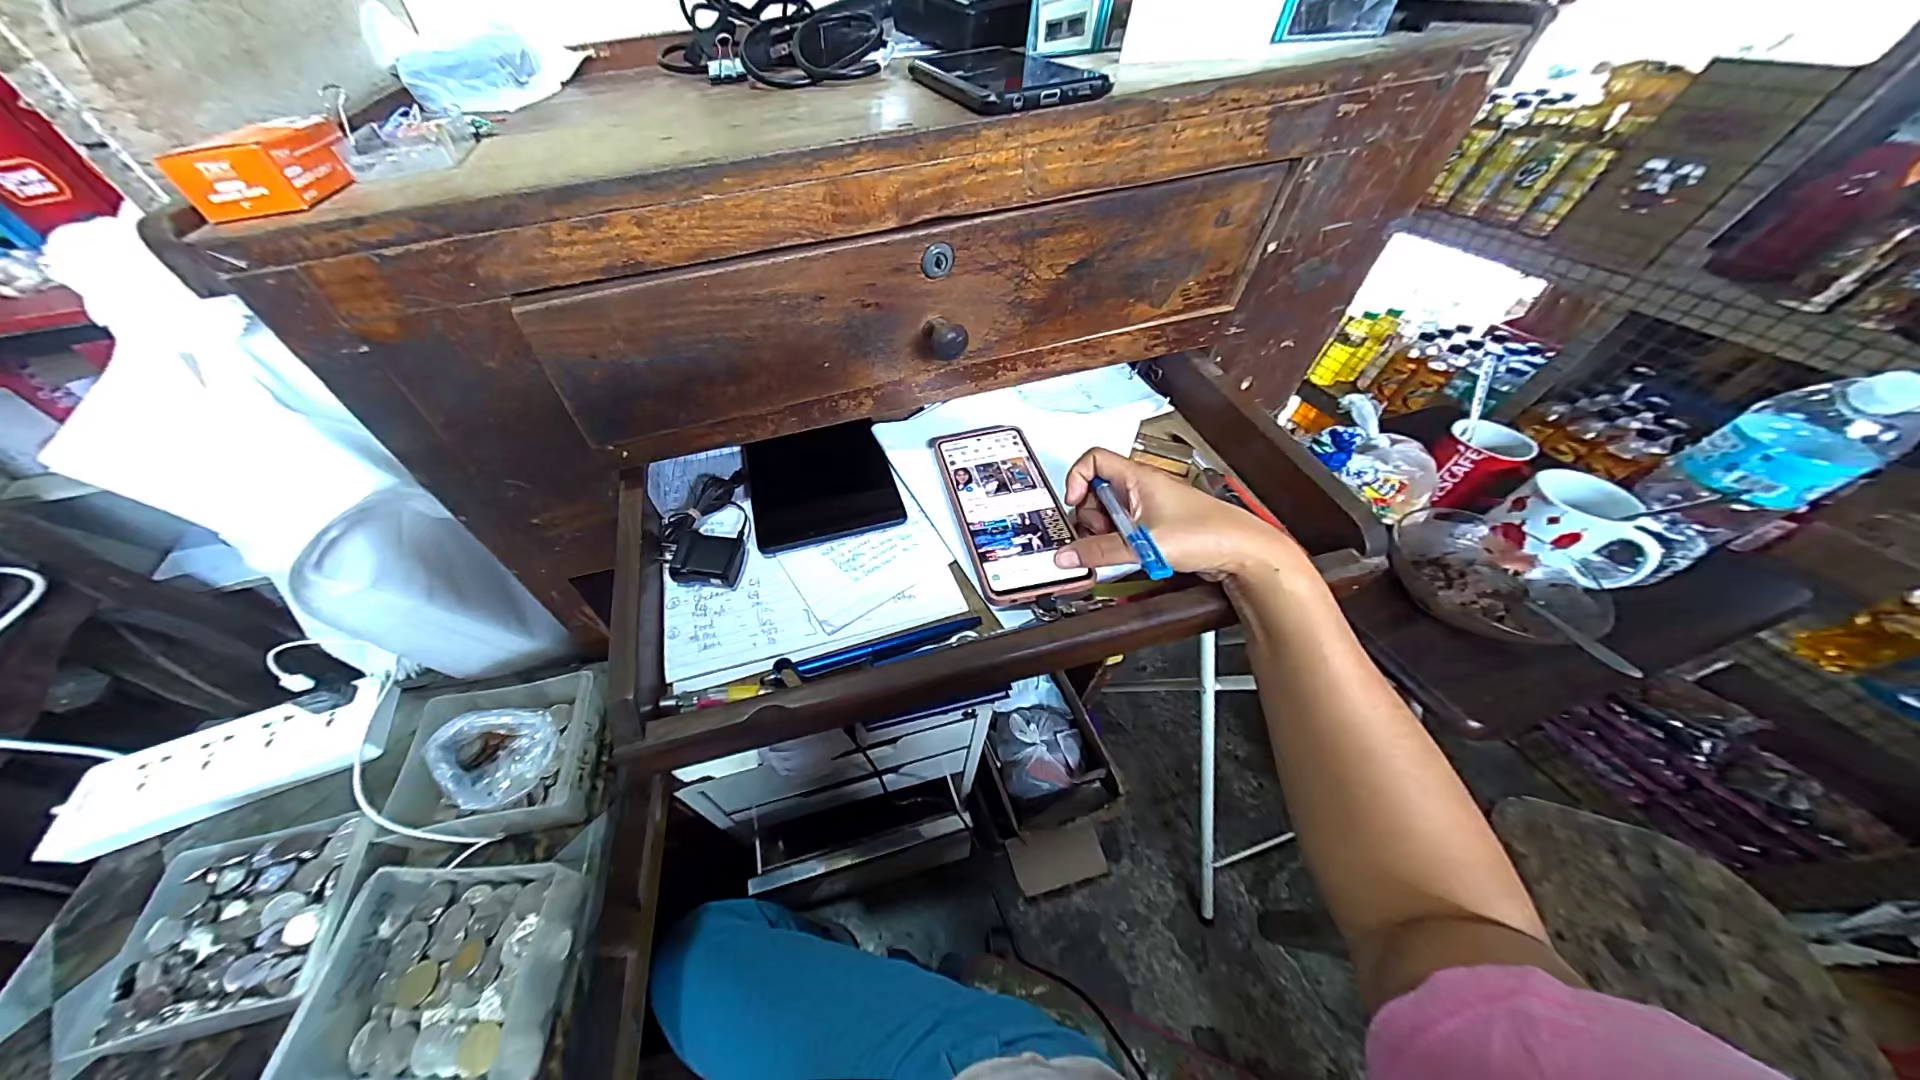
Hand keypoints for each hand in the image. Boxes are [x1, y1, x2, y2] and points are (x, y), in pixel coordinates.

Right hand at [1052, 448, 1310, 582]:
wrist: (1242, 552)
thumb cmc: (1208, 533)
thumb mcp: (1143, 544)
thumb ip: (1100, 551)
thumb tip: (1069, 555)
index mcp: (1138, 477)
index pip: (1093, 460)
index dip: (1076, 479)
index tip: (1073, 503)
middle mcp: (1142, 488)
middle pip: (1096, 492)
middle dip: (1090, 516)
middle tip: (1096, 536)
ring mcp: (1149, 506)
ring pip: (1110, 514)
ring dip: (1105, 533)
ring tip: (1118, 549)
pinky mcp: (1156, 526)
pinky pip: (1126, 530)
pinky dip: (1120, 543)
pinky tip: (1131, 555)